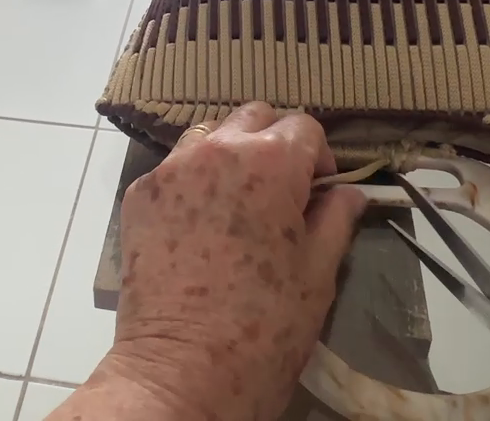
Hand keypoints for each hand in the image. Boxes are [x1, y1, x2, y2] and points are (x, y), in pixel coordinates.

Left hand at [53, 103, 366, 420]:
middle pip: (254, 116)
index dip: (318, 155)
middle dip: (274, 141)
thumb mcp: (317, 274)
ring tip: (238, 202)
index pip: (304, 126)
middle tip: (282, 189)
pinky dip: (194, 180)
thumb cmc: (264, 327)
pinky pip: (175, 166)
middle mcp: (217, 148)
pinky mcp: (140, 192)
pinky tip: (200, 224)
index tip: (318, 189)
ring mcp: (171, 167)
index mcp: (269, 161)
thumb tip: (349, 191)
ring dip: (231, 153)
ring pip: (210, 133)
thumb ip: (336, 218)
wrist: (181, 373)